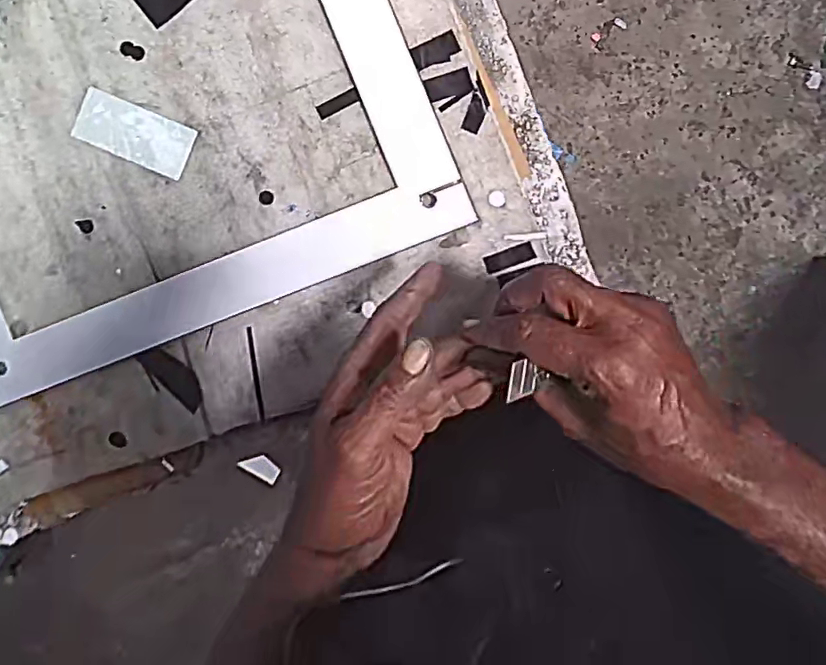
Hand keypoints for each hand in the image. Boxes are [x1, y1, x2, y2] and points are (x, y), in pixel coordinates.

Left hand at [262, 263, 495, 602]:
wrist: (333, 552)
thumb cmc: (329, 503)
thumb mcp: (359, 442)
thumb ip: (391, 394)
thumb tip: (419, 349)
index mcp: (357, 384)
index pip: (388, 328)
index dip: (412, 297)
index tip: (432, 274)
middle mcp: (376, 391)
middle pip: (424, 351)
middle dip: (458, 337)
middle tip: (490, 329)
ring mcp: (394, 412)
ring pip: (437, 376)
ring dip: (467, 365)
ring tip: (496, 356)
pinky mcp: (408, 433)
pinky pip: (442, 402)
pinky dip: (465, 393)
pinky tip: (482, 387)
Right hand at [462, 265, 742, 500]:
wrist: (707, 441)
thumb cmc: (654, 446)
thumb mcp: (583, 426)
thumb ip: (541, 384)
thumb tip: (512, 359)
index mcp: (606, 361)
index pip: (533, 329)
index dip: (497, 331)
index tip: (480, 332)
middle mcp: (624, 324)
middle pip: (551, 281)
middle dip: (515, 294)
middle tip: (501, 316)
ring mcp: (639, 310)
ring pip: (572, 282)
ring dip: (542, 299)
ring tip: (531, 324)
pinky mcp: (647, 306)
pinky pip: (595, 295)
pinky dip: (572, 308)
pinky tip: (569, 332)